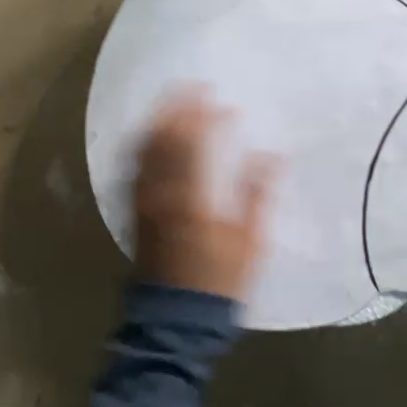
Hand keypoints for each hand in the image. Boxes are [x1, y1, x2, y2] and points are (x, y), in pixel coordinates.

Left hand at [132, 90, 278, 301]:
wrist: (176, 318)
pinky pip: (133, 168)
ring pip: (143, 151)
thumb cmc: (219, 281)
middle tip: (194, 88)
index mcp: (191, 198)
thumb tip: (272, 156)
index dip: (205, 118)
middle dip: (177, 109)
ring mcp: (143, 202)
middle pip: (162, 140)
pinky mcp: (135, 212)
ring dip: (157, 122)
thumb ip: (258, 196)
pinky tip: (152, 137)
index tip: (221, 101)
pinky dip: (143, 145)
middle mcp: (160, 194)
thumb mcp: (249, 242)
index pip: (193, 145)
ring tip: (173, 104)